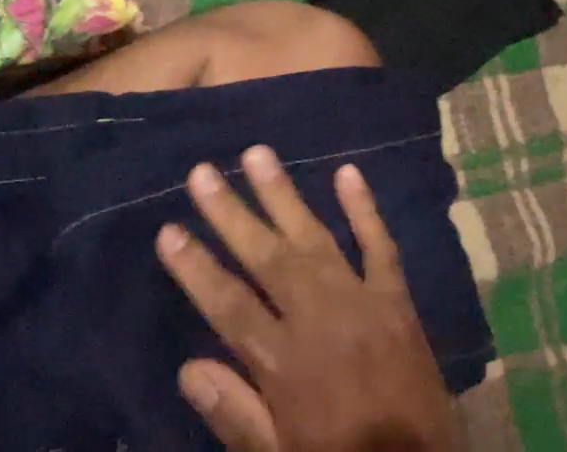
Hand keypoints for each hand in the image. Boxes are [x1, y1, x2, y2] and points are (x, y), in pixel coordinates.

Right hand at [157, 146, 463, 451]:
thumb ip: (236, 414)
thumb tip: (187, 367)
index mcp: (286, 363)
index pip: (229, 305)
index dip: (196, 267)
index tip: (168, 230)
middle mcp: (319, 320)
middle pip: (266, 257)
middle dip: (231, 213)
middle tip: (202, 171)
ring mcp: (361, 303)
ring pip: (315, 238)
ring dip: (283, 194)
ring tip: (257, 153)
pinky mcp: (397, 301)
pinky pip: (380, 247)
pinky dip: (365, 210)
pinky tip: (348, 172)